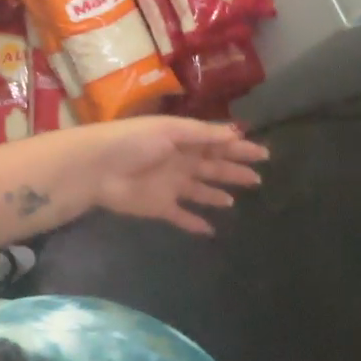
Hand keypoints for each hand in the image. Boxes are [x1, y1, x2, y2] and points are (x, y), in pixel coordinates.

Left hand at [65, 116, 267, 234]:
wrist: (98, 167)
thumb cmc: (133, 141)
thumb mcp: (170, 130)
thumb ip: (203, 134)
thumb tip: (237, 134)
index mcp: (182, 140)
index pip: (217, 144)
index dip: (239, 148)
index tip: (262, 154)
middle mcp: (179, 161)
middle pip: (212, 167)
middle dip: (234, 171)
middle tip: (259, 178)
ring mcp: (170, 185)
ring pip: (200, 191)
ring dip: (216, 194)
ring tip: (235, 201)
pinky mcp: (159, 207)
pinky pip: (181, 216)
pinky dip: (195, 223)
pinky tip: (210, 230)